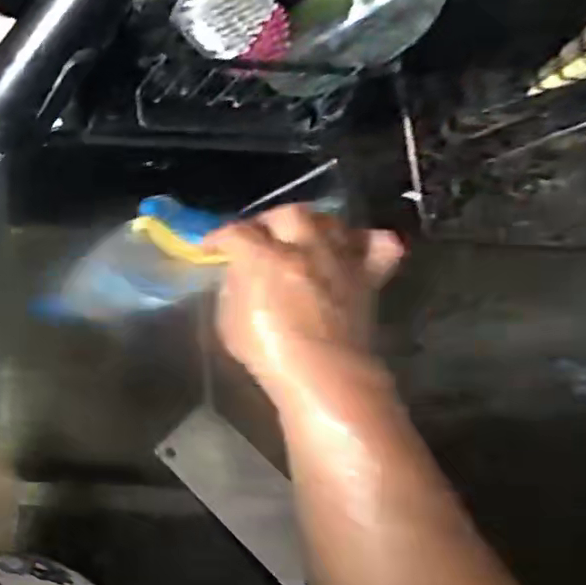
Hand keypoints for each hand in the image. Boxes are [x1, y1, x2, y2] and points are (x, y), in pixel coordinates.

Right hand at [205, 204, 405, 410]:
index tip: (207, 248)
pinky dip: (362, 240)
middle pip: (289, 213)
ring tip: (297, 239)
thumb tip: (240, 271)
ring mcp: (342, 260)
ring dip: (311, 224)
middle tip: (254, 237)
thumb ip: (234, 284)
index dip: (217, 237)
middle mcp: (306, 249)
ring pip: (331, 221)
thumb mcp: (228, 315)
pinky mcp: (370, 276)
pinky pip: (378, 243)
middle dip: (266, 221)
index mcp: (263, 259)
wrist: (321, 371)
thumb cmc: (262, 347)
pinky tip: (347, 250)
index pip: (235, 232)